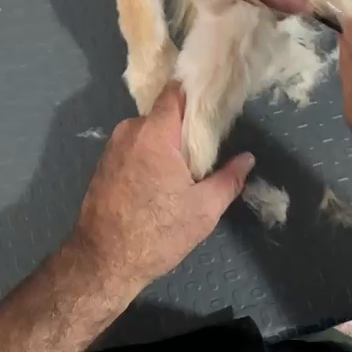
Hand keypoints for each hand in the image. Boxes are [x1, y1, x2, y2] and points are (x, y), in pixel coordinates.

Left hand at [69, 83, 253, 295]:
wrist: (104, 259)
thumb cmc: (157, 233)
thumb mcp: (203, 209)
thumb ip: (228, 179)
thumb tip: (247, 159)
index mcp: (155, 132)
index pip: (174, 92)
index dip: (194, 91)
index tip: (214, 99)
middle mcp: (131, 130)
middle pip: (163, 114)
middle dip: (184, 126)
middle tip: (207, 146)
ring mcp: (114, 145)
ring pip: (148, 131)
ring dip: (166, 143)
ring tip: (186, 169)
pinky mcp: (105, 161)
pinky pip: (134, 146)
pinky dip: (149, 154)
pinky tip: (161, 181)